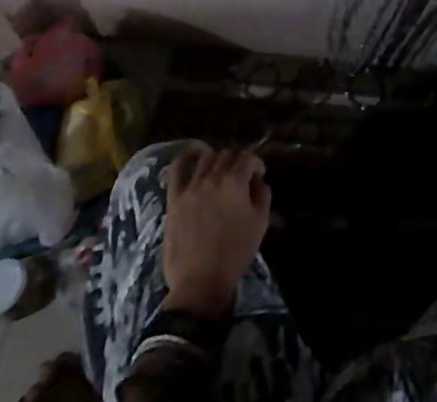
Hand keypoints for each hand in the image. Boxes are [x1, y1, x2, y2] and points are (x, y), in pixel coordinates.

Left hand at [160, 145, 270, 318]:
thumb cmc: (235, 254)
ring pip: (205, 158)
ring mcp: (190, 186)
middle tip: (242, 175)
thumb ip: (262, 196)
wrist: (200, 281)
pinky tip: (193, 159)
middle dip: (238, 160)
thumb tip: (258, 181)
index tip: (259, 175)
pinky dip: (186, 158)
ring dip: (217, 160)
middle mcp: (212, 178)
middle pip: (227, 154)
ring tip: (220, 172)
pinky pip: (177, 169)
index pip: (248, 158)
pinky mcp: (174, 198)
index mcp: (234, 183)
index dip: (256, 163)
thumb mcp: (260, 224)